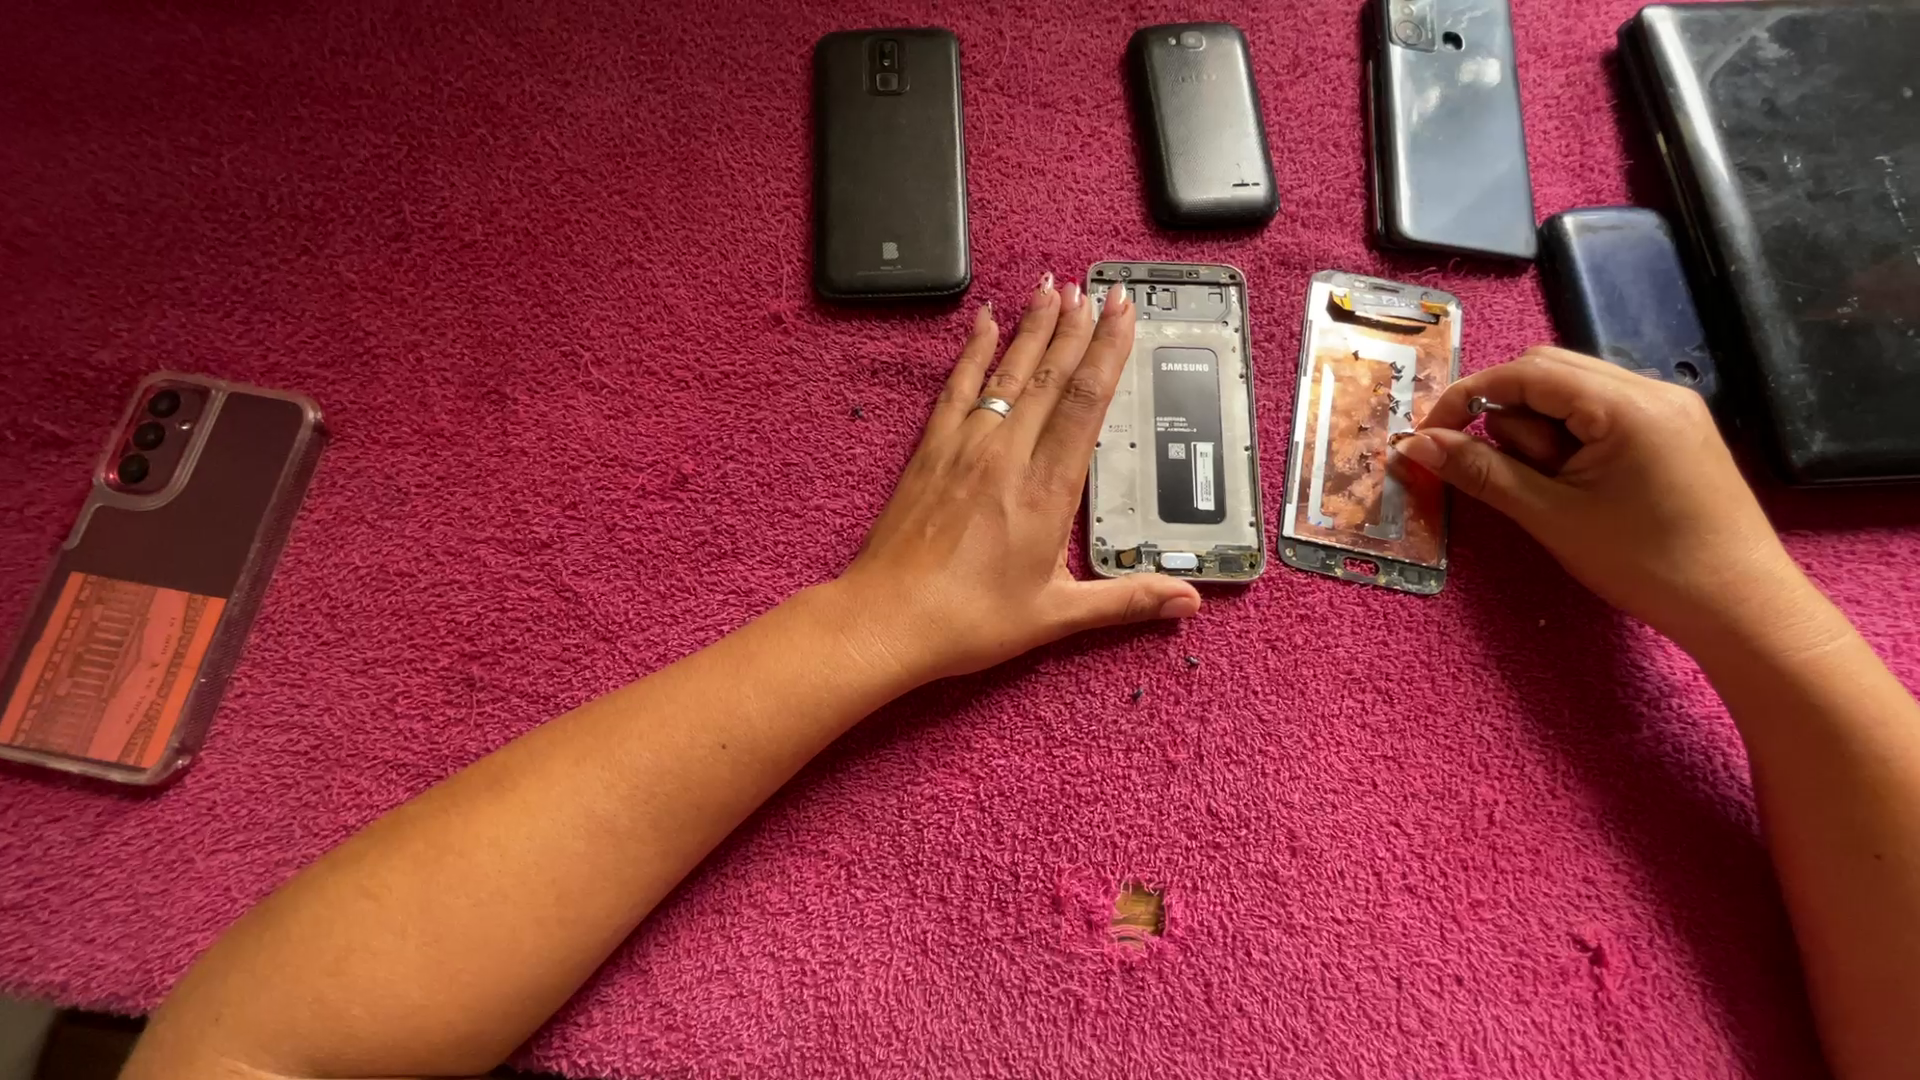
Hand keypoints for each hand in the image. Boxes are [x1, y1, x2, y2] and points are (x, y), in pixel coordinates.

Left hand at [833, 274, 1201, 682]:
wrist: (889, 619)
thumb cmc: (971, 620)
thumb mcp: (1057, 614)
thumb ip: (1126, 600)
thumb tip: (1188, 603)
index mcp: (1047, 491)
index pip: (1086, 404)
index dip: (1108, 353)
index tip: (1122, 313)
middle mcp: (1007, 456)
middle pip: (1050, 376)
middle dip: (1077, 328)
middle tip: (1097, 288)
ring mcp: (965, 447)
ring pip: (1007, 374)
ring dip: (1032, 328)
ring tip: (1053, 287)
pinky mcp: (930, 452)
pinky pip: (956, 388)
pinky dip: (973, 352)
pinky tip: (984, 322)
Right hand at [1394, 346, 1807, 649]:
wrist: (1737, 604)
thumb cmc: (1641, 560)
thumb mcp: (1547, 514)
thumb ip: (1478, 470)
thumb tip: (1414, 444)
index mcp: (1627, 405)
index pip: (1524, 372)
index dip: (1466, 397)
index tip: (1429, 438)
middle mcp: (1650, 390)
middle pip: (1543, 371)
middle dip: (1500, 412)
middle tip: (1487, 464)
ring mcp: (1663, 408)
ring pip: (1564, 392)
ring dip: (1532, 430)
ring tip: (1544, 484)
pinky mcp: (1665, 431)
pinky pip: (1590, 413)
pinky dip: (1558, 438)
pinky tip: (1562, 478)